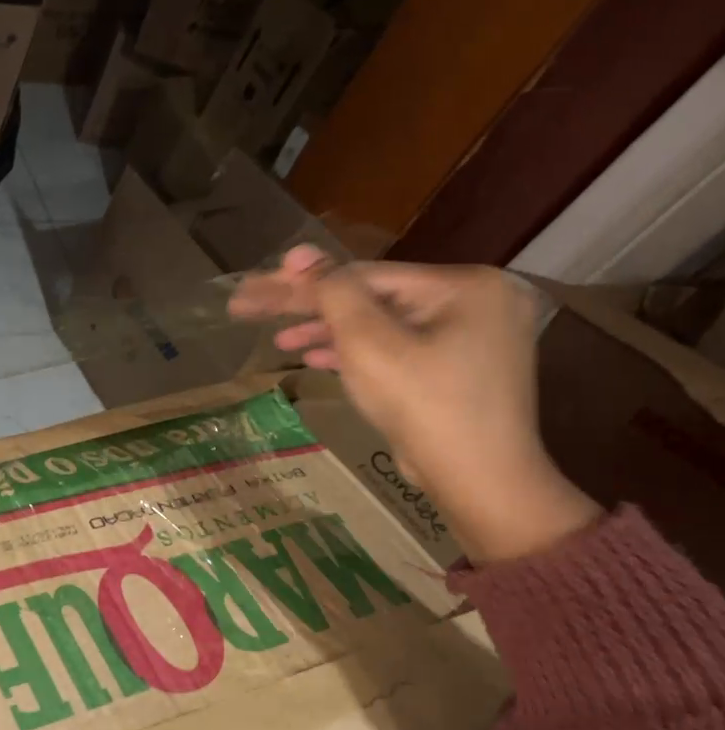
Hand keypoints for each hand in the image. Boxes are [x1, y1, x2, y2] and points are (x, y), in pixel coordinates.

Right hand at [230, 247, 599, 563]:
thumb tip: (299, 253)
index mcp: (465, 286)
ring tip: (281, 342)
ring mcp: (473, 336)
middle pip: (371, 297)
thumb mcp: (367, 342)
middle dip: (310, 308)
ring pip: (381, 324)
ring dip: (327, 332)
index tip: (250, 289)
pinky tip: (318, 360)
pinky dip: (357, 353)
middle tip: (251, 309)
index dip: (300, 283)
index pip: (363, 276)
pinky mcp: (461, 368)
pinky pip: (398, 347)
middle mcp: (477, 301)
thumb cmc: (422, 401)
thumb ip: (332, 293)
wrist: (478, 475)